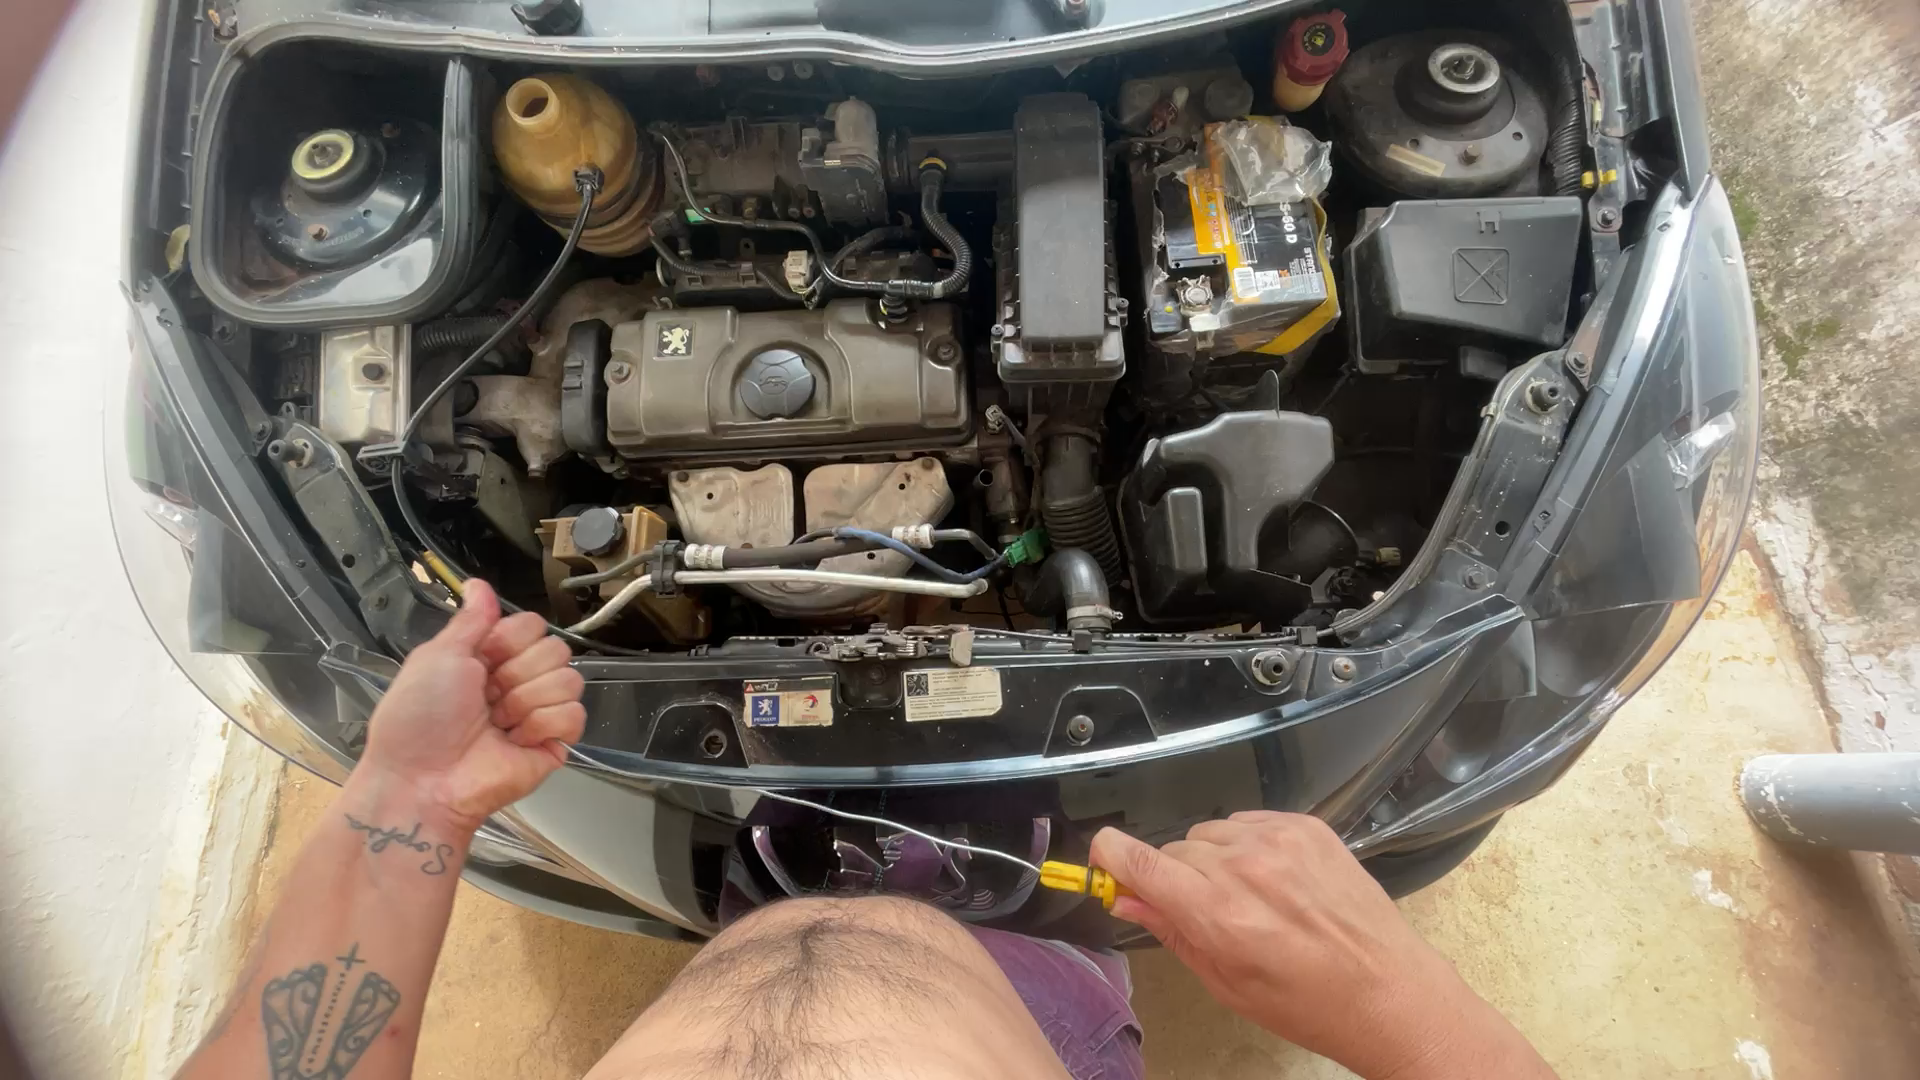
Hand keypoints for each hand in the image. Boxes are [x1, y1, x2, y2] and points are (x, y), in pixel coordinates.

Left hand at [357, 579, 586, 832]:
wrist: (422, 782)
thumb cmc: (418, 721)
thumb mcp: (436, 658)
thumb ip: (469, 620)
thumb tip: (478, 583)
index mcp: (495, 657)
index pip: (534, 624)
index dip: (510, 641)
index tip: (482, 662)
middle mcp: (523, 680)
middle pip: (557, 649)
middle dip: (517, 675)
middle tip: (488, 699)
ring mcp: (543, 710)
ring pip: (569, 680)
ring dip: (526, 703)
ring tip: (499, 725)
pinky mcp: (558, 740)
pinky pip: (574, 715)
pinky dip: (541, 727)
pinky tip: (516, 741)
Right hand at [1091, 813, 1554, 1079]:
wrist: (1393, 993)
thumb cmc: (1305, 1003)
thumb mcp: (1225, 982)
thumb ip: (1169, 929)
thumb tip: (1123, 895)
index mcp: (1217, 913)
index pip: (1136, 860)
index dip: (1111, 854)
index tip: (1106, 858)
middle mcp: (1242, 866)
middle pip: (1173, 848)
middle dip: (1179, 875)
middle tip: (1211, 909)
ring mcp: (1275, 838)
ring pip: (1208, 832)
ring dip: (1214, 857)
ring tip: (1251, 893)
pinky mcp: (1303, 824)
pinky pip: (1246, 820)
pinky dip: (1248, 844)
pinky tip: (1276, 877)